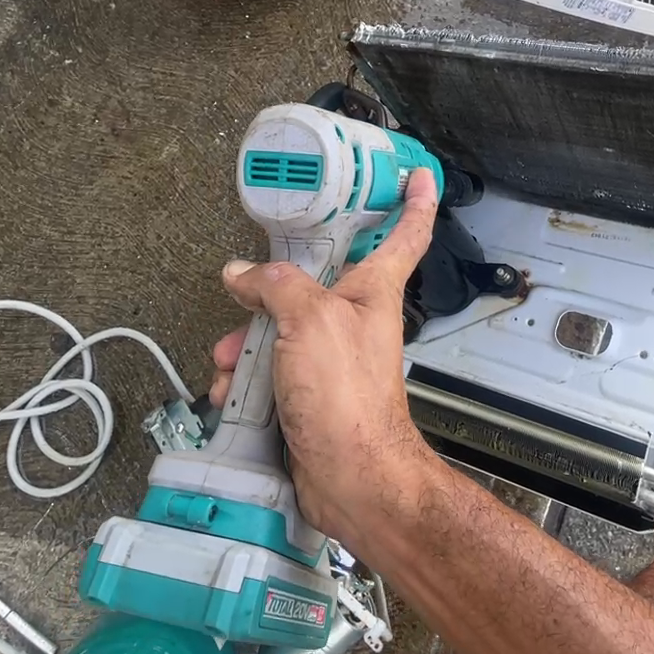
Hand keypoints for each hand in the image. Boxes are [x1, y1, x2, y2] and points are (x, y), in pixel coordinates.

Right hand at [209, 170, 441, 542]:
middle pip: (311, 280)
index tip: (419, 175)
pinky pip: (268, 367)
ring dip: (247, 344)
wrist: (349, 478)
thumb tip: (243, 275)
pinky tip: (234, 393)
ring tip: (237, 366)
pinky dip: (246, 377)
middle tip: (250, 301)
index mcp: (373, 290)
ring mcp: (329, 354)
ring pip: (278, 326)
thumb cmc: (349, 399)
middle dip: (268, 294)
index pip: (405, 233)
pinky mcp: (306, 388)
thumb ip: (276, 287)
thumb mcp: (310, 321)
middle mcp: (354, 317)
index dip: (414, 201)